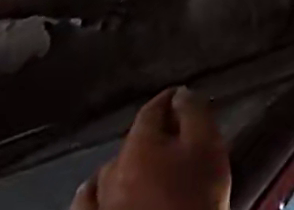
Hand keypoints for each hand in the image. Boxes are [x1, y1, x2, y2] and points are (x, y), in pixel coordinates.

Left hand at [73, 87, 230, 209]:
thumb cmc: (195, 195)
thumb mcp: (208, 145)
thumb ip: (195, 113)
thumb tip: (181, 94)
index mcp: (139, 147)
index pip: (151, 110)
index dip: (169, 99)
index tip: (183, 95)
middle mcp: (111, 171)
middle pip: (132, 139)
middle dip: (153, 132)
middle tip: (177, 133)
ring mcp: (99, 204)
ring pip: (108, 170)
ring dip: (127, 160)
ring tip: (146, 161)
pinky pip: (86, 204)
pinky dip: (93, 192)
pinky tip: (99, 192)